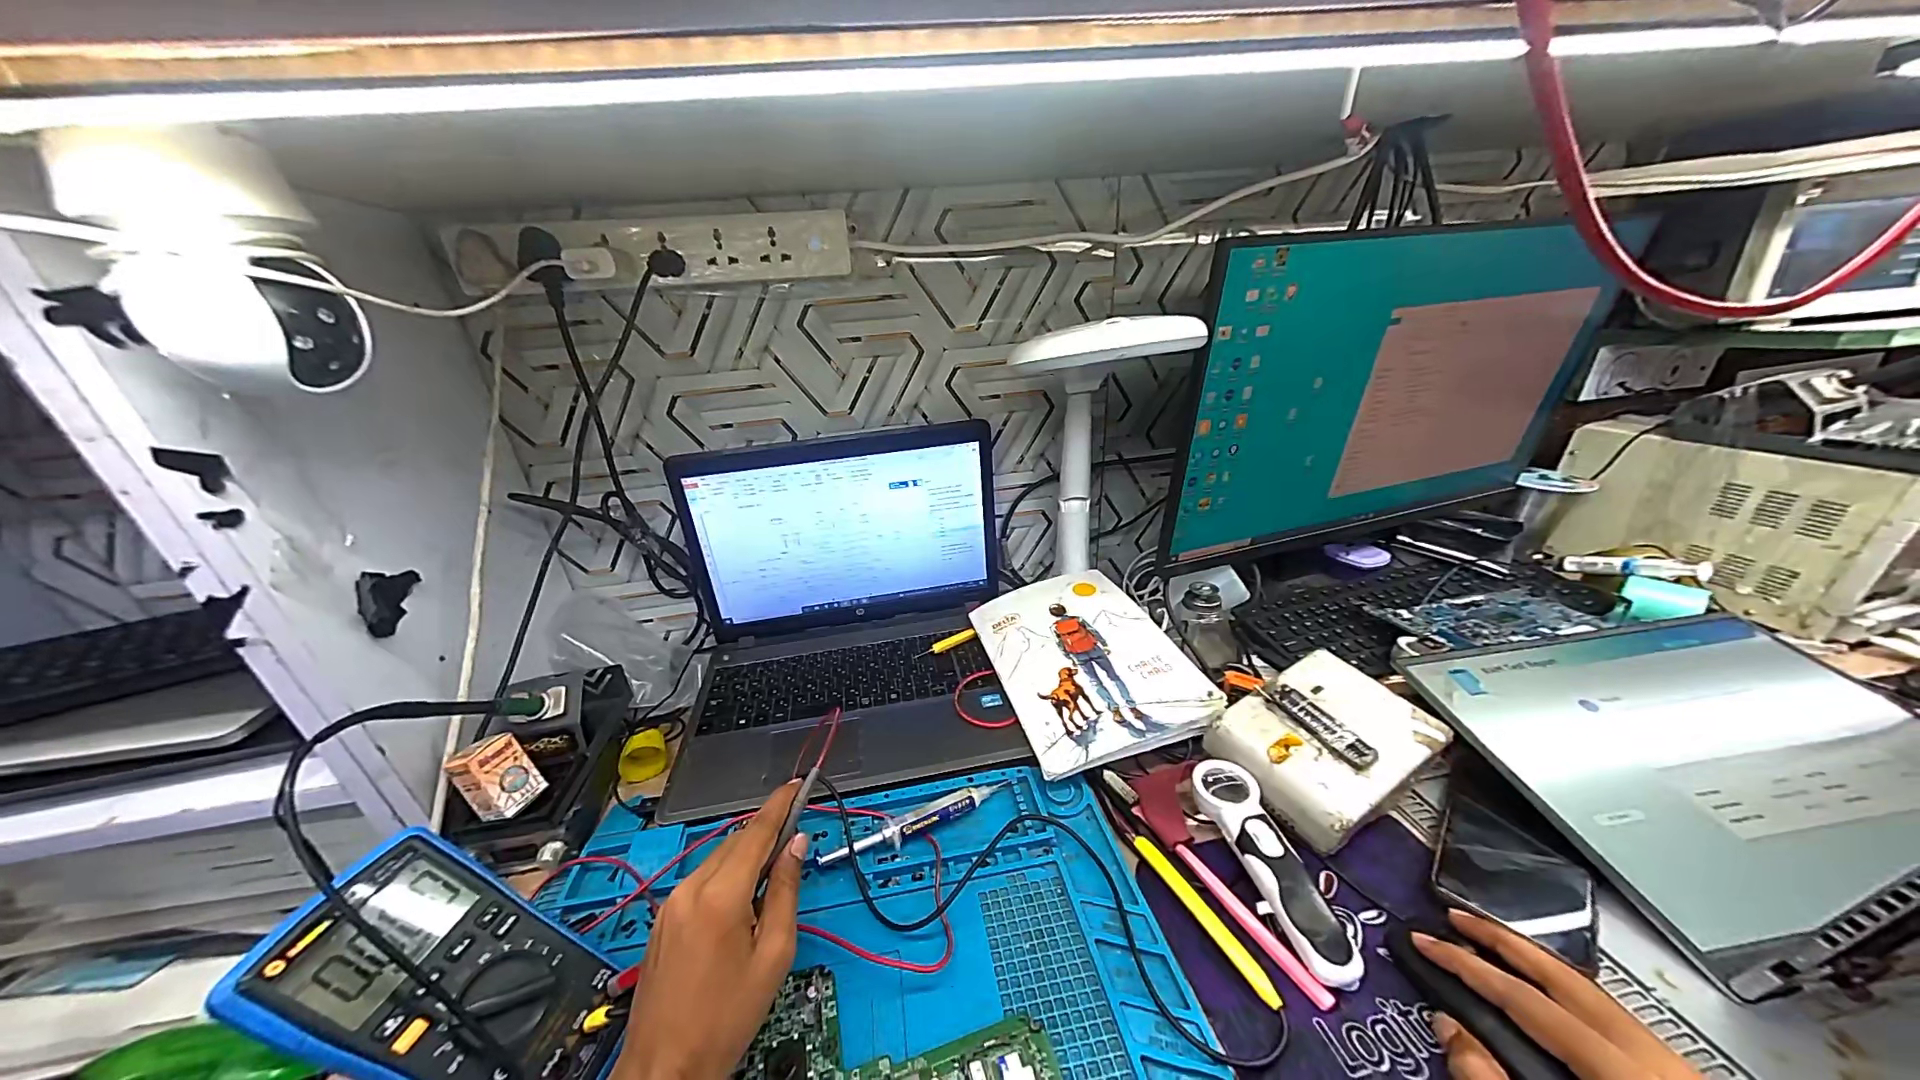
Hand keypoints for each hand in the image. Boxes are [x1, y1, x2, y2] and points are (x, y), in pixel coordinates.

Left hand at [614, 782, 806, 1079]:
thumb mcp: (774, 954)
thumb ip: (787, 891)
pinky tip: (742, 898)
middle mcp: (689, 890)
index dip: (780, 804)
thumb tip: (796, 846)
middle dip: (767, 833)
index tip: (797, 784)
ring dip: (747, 855)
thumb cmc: (726, 1016)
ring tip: (773, 874)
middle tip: (796, 837)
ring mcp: (671, 904)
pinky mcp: (662, 919)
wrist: (664, 1067)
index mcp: (720, 896)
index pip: (756, 832)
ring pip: (718, 859)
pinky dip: (726, 875)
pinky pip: (701, 880)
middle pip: (736, 842)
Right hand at [1413, 910, 1699, 1079]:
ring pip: (1590, 992)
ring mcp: (1673, 1069)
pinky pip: (1608, 1014)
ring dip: (1531, 960)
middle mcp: (1655, 1061)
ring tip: (1490, 940)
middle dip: (1502, 941)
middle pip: (1564, 978)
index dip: (1465, 965)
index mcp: (1624, 1072)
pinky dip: (1563, 989)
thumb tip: (1450, 1028)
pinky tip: (1542, 986)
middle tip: (1455, 916)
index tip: (1425, 943)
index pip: (1524, 999)